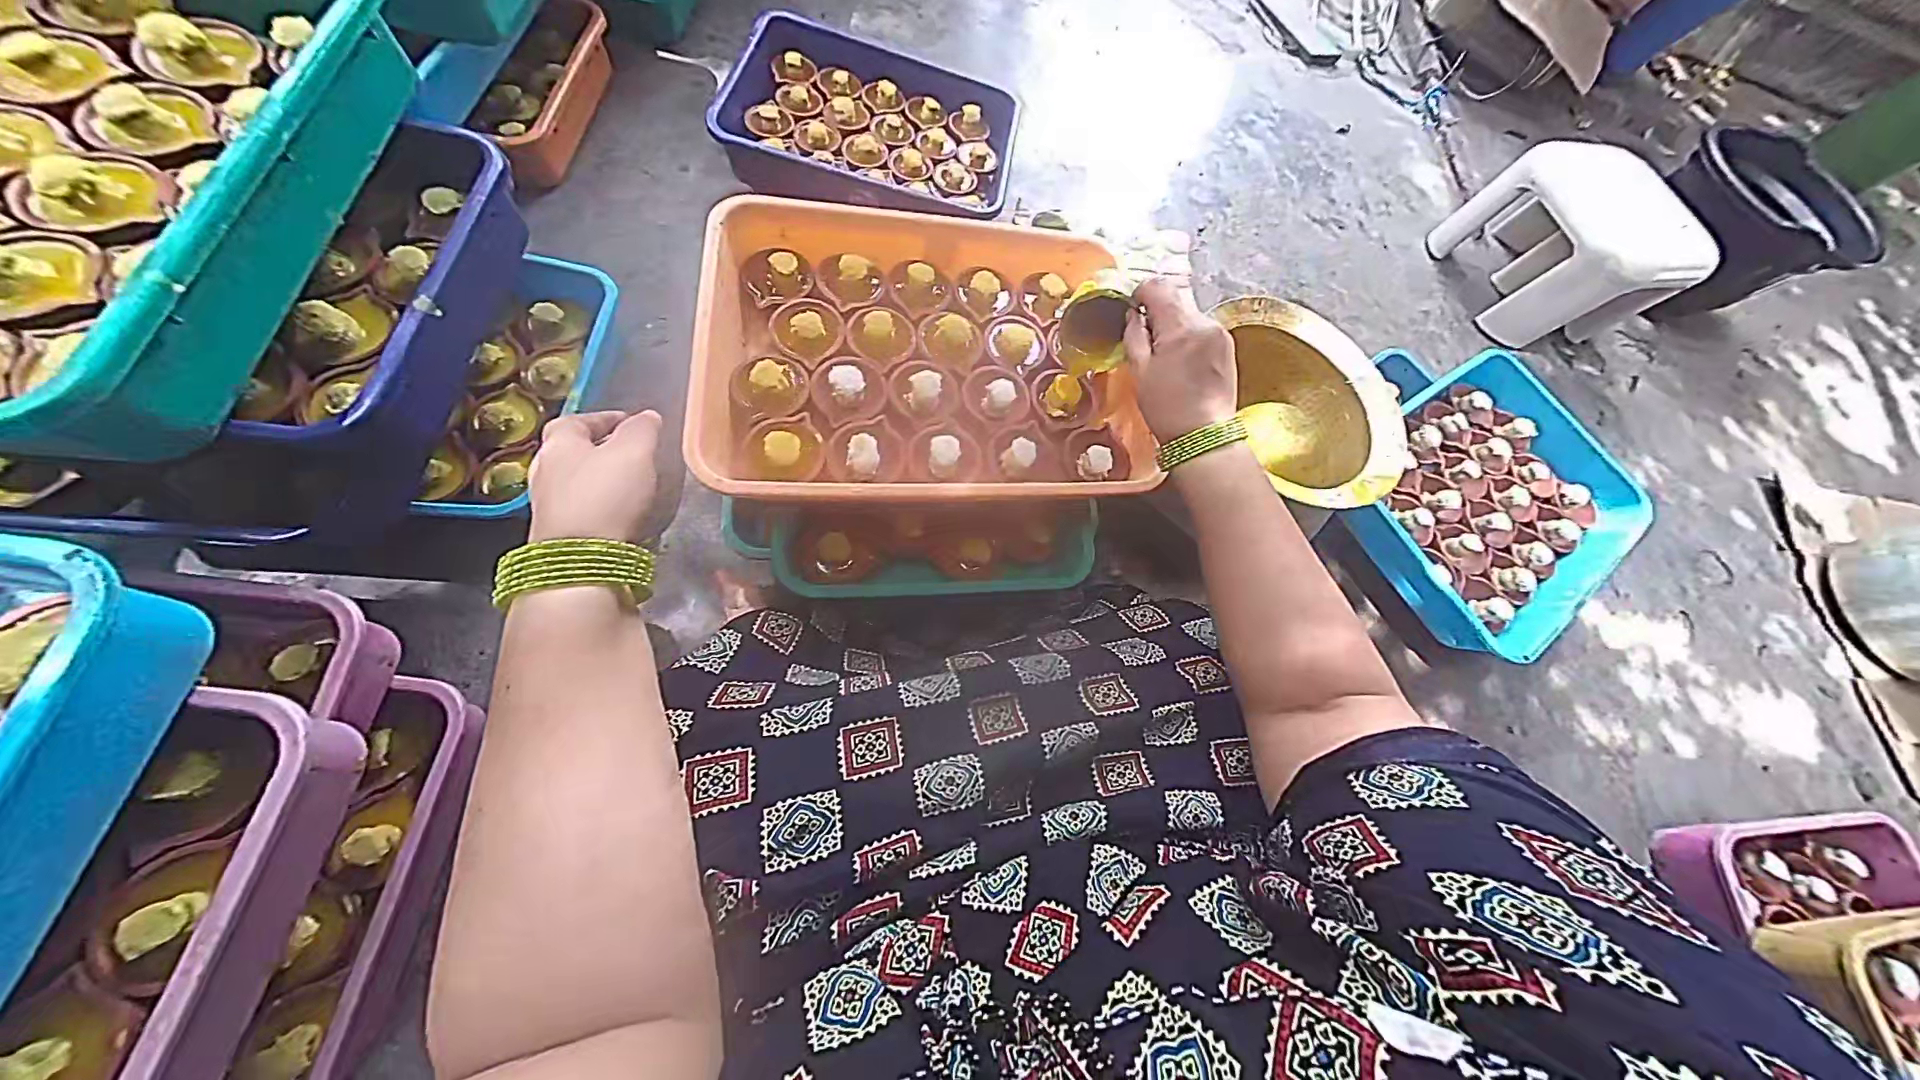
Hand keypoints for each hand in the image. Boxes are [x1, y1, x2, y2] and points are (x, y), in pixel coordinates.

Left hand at [527, 410, 660, 543]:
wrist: (580, 558)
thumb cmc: (606, 495)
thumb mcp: (634, 453)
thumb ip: (641, 430)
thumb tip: (647, 417)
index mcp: (559, 443)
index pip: (576, 420)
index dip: (603, 418)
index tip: (629, 421)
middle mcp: (544, 470)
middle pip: (570, 451)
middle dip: (597, 448)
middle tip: (627, 452)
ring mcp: (547, 504)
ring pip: (574, 481)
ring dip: (597, 478)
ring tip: (627, 483)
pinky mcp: (557, 533)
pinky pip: (580, 507)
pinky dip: (597, 503)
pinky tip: (618, 511)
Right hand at [1123, 276, 1238, 441]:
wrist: (1203, 435)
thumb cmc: (1166, 407)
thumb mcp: (1139, 371)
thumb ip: (1134, 335)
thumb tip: (1133, 315)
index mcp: (1181, 327)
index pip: (1158, 287)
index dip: (1140, 294)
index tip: (1132, 309)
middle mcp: (1205, 322)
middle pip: (1176, 299)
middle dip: (1157, 313)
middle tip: (1144, 340)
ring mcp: (1220, 334)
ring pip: (1189, 315)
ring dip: (1174, 327)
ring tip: (1164, 358)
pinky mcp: (1228, 347)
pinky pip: (1202, 331)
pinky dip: (1188, 338)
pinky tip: (1181, 364)